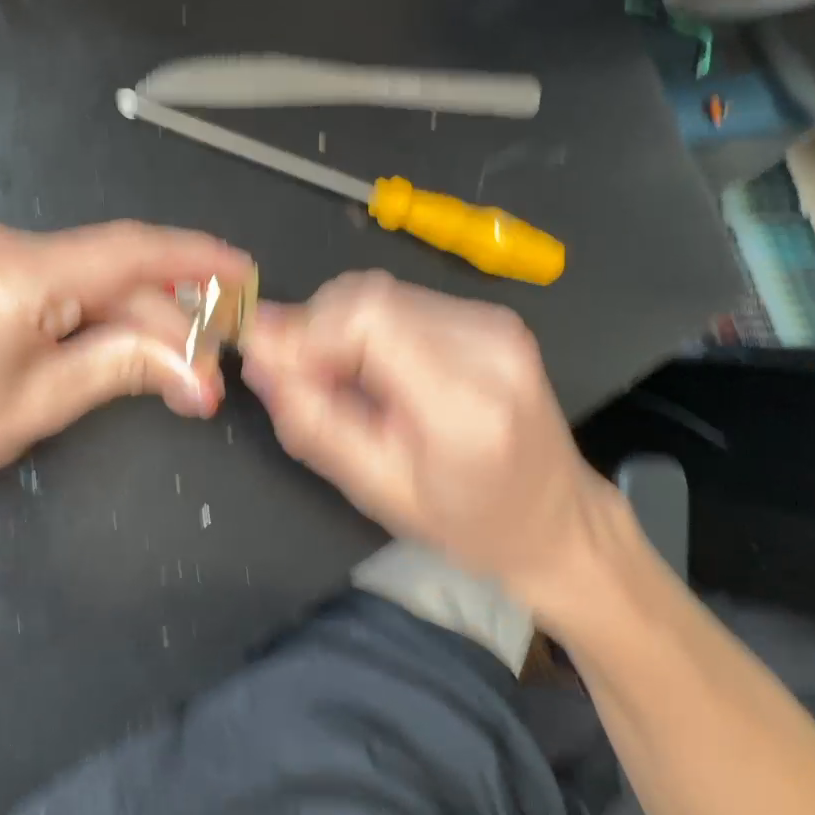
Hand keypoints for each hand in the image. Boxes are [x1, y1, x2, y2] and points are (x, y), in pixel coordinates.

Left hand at [0, 219, 251, 505]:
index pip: (128, 252)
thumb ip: (124, 365)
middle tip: (208, 367)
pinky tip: (122, 341)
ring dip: (131, 315)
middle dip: (165, 314)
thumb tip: (198, 369)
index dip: (194, 259)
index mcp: (15, 272)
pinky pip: (54, 280)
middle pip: (110, 267)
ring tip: (175, 363)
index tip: (244, 273)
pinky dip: (92, 311)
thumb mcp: (42, 403)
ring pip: (85, 274)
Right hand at [239, 271, 613, 597]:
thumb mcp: (375, 489)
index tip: (272, 364)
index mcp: (464, 400)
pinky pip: (399, 299)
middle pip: (367, 295)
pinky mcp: (488, 316)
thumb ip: (312, 421)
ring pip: (377, 291)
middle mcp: (487, 345)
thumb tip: (258, 358)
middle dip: (314, 328)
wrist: (556, 521)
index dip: (305, 330)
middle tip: (299, 379)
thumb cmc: (466, 523)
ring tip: (338, 380)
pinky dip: (364, 325)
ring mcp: (493, 323)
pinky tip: (371, 368)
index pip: (367, 318)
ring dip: (337, 326)